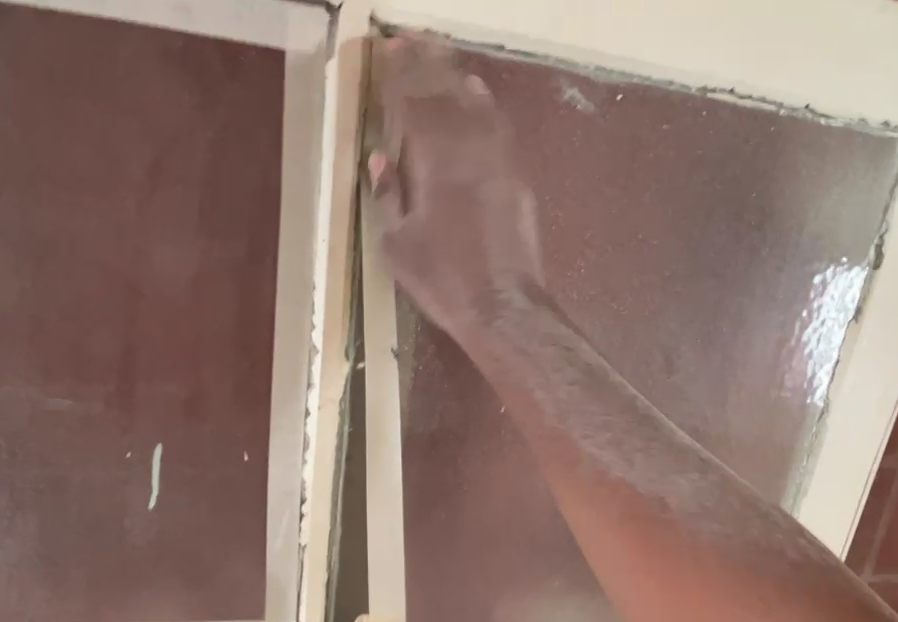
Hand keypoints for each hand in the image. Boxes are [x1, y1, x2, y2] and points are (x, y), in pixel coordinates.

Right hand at [368, 37, 545, 344]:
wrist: (503, 307)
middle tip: (411, 38)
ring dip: (455, 75)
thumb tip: (380, 160)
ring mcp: (499, 157)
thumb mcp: (397, 245)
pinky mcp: (517, 175)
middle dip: (426, 61)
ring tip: (439, 57)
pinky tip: (476, 96)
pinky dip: (482, 104)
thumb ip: (388, 197)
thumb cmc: (443, 280)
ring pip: (476, 101)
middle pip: (446, 89)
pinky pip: (497, 124)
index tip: (387, 49)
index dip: (399, 72)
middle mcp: (469, 144)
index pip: (413, 98)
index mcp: (434, 157)